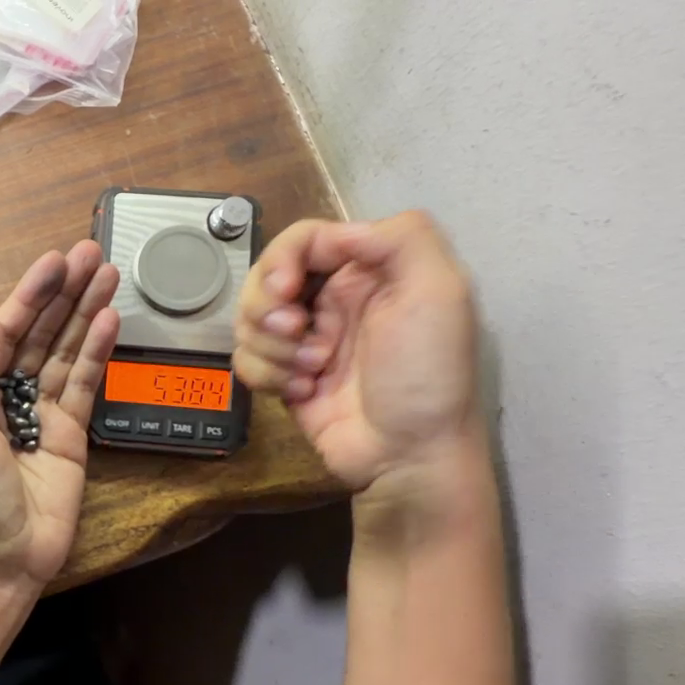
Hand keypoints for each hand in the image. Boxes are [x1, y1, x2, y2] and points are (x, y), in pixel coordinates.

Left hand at [0, 240, 119, 590]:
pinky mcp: (72, 435)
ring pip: (66, 353)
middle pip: (40, 336)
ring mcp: (43, 415)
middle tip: (89, 253)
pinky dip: (98, 353)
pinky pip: (86, 385)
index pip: (5, 334)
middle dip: (63, 295)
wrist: (3, 555)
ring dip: (85, 313)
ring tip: (106, 273)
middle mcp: (9, 399)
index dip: (28, 298)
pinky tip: (110, 320)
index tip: (52, 264)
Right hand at [232, 211, 481, 494]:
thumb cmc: (426, 373)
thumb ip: (400, 238)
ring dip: (273, 349)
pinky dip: (268, 376)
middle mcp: (330, 300)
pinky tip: (304, 392)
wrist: (405, 452)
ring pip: (248, 324)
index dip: (281, 261)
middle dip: (267, 309)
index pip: (302, 241)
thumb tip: (336, 233)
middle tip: (296, 334)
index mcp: (367, 270)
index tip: (283, 293)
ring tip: (313, 372)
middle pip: (263, 280)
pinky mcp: (282, 377)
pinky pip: (246, 362)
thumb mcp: (438, 291)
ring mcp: (303, 341)